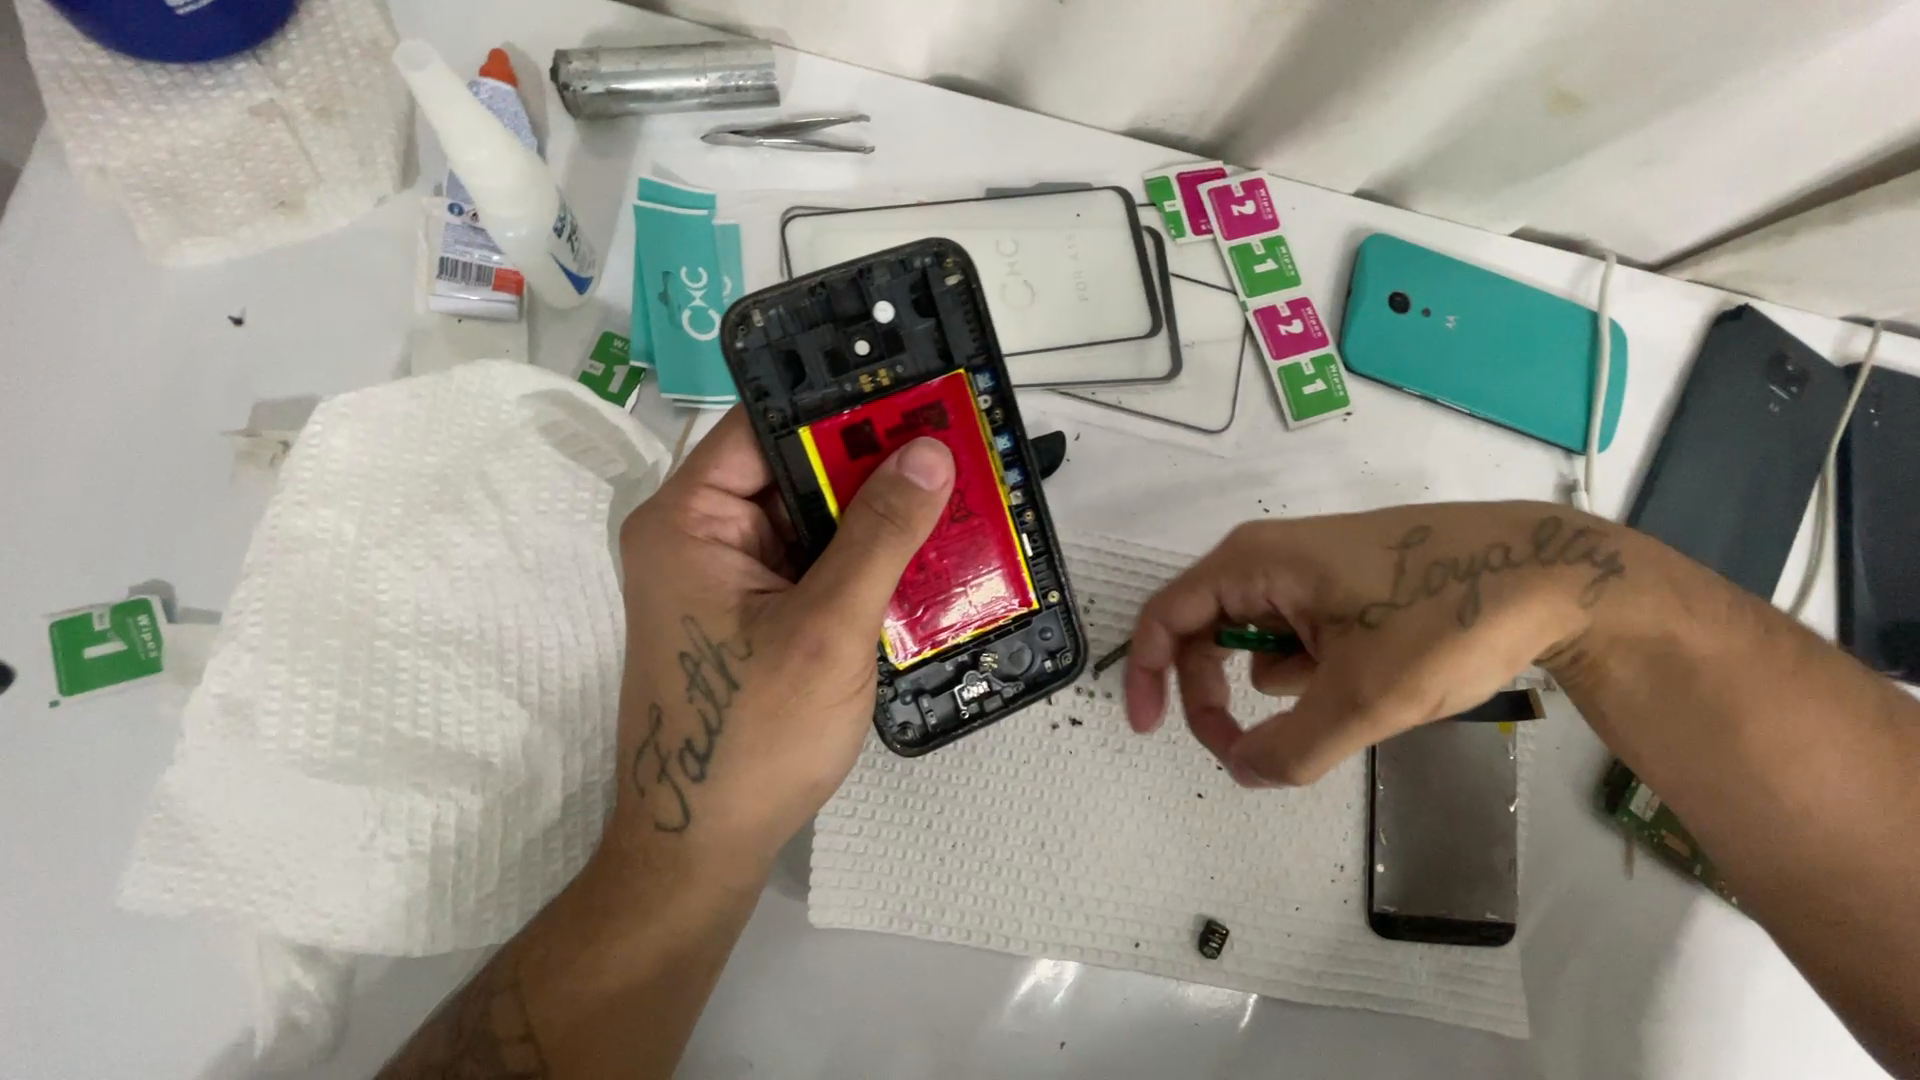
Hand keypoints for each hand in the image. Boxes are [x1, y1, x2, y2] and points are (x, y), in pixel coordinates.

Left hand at [600, 409, 954, 876]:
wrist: (705, 847)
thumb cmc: (755, 737)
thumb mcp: (828, 628)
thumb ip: (881, 534)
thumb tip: (930, 451)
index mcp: (690, 520)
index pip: (764, 428)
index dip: (838, 408)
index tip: (914, 394)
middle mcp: (701, 536)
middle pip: (793, 472)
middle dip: (871, 464)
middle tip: (952, 443)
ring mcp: (727, 578)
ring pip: (811, 519)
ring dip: (875, 514)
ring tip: (954, 492)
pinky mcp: (753, 613)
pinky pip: (814, 563)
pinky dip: (863, 558)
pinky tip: (924, 554)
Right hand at [1124, 502, 1632, 786]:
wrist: (1563, 575)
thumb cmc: (1447, 618)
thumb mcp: (1364, 698)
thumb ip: (1290, 748)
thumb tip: (1242, 772)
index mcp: (1253, 563)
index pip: (1165, 616)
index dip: (1145, 674)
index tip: (1151, 730)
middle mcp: (1268, 559)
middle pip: (1203, 632)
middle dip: (1212, 693)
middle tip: (1243, 749)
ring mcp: (1308, 571)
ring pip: (1254, 640)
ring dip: (1272, 687)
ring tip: (1340, 704)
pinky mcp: (1344, 586)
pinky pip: (1297, 636)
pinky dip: (1311, 671)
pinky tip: (1367, 678)